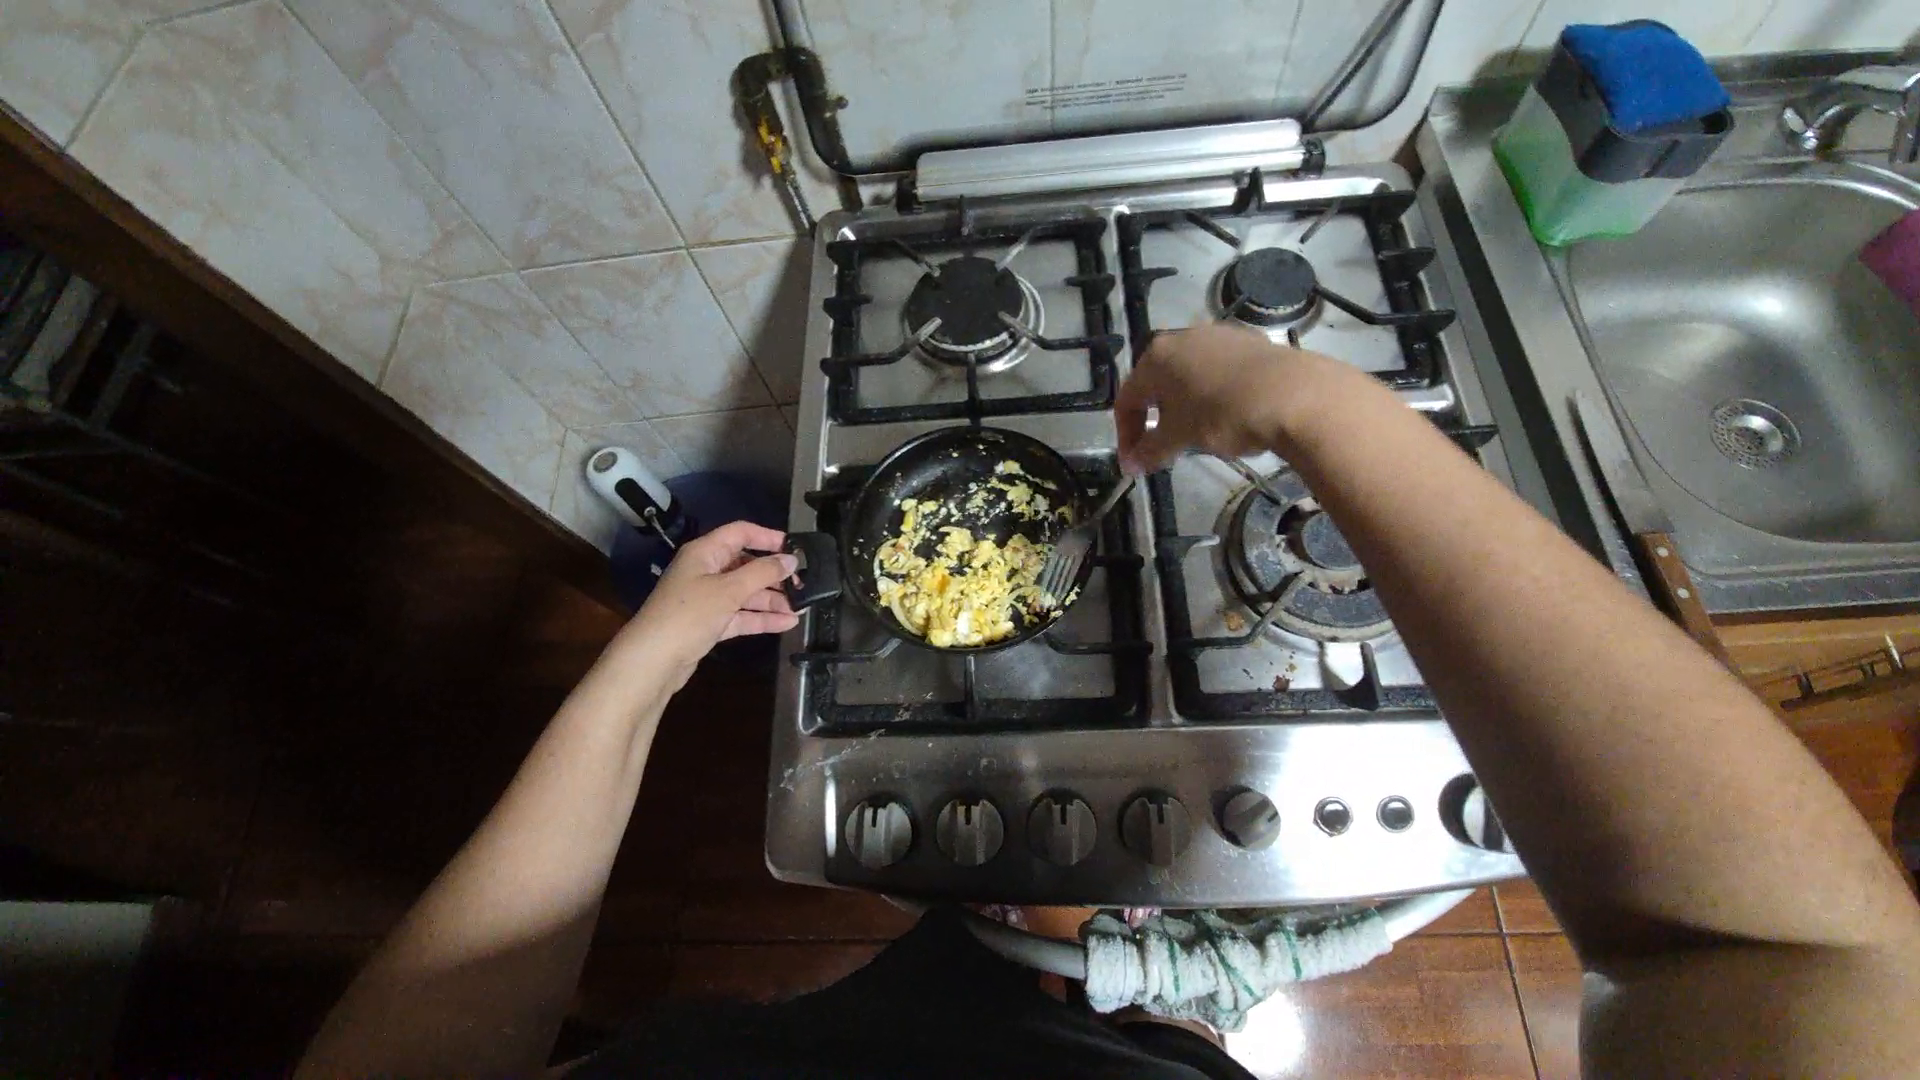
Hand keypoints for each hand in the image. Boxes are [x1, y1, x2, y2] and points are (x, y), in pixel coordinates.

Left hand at [616, 521, 798, 671]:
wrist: (653, 660)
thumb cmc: (689, 614)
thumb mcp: (729, 589)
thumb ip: (763, 572)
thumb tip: (791, 559)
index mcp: (705, 553)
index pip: (740, 533)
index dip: (768, 537)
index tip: (795, 549)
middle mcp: (706, 571)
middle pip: (746, 565)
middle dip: (774, 575)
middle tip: (803, 585)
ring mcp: (708, 599)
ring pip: (746, 593)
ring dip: (772, 600)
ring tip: (801, 608)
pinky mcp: (710, 623)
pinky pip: (741, 615)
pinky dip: (761, 618)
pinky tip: (787, 623)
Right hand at [1116, 322, 1353, 473]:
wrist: (1293, 395)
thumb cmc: (1221, 414)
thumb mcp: (1180, 437)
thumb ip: (1150, 450)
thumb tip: (1131, 465)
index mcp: (1155, 357)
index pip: (1127, 400)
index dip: (1126, 435)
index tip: (1133, 463)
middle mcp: (1182, 338)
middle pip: (1156, 385)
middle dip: (1155, 420)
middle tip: (1161, 450)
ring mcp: (1218, 336)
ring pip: (1188, 376)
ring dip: (1184, 407)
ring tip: (1196, 435)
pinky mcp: (1249, 342)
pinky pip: (1218, 372)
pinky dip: (1212, 395)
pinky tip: (1227, 416)